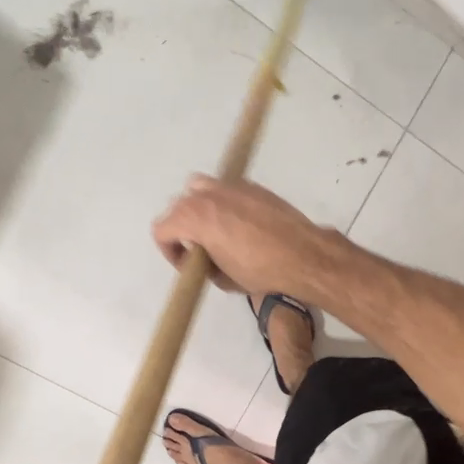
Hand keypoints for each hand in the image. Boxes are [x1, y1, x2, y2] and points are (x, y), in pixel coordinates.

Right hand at [151, 174, 360, 302]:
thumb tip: (206, 261)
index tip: (186, 264)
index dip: (169, 250)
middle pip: (178, 206)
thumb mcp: (225, 278)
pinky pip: (226, 189)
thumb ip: (205, 265)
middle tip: (200, 251)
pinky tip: (242, 225)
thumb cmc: (261, 271)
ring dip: (200, 208)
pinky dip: (225, 203)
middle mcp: (206, 195)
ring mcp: (230, 186)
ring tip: (217, 231)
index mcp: (193, 217)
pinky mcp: (251, 186)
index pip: (161, 229)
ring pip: (199, 189)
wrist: (303, 255)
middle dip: (183, 229)